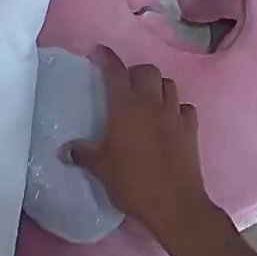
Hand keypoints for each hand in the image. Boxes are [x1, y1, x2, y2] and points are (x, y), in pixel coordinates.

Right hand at [68, 47, 225, 246]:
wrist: (174, 203)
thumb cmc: (132, 182)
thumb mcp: (101, 168)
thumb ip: (83, 154)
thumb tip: (65, 150)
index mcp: (126, 107)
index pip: (115, 71)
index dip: (106, 58)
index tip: (99, 52)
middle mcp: (152, 103)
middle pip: (147, 70)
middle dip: (135, 72)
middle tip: (125, 86)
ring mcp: (175, 114)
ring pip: (168, 84)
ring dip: (157, 86)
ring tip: (147, 100)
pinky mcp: (191, 128)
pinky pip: (185, 107)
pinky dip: (176, 107)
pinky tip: (170, 119)